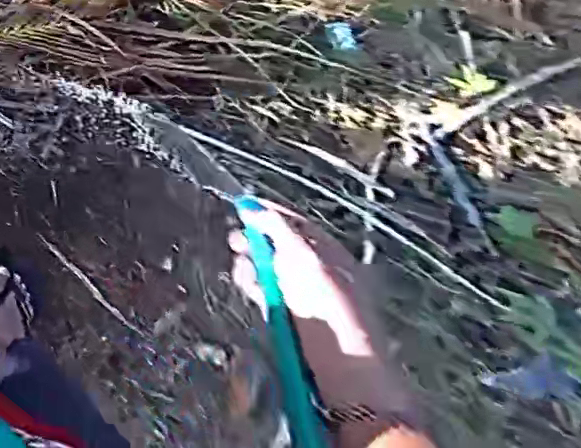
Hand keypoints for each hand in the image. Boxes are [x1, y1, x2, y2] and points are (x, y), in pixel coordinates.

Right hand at [227, 202, 417, 422]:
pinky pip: (262, 289)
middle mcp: (316, 271)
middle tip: (236, 241)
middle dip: (253, 239)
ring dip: (249, 263)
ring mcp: (301, 293)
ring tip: (243, 270)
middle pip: (275, 243)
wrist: (344, 376)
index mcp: (330, 255)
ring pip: (264, 265)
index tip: (240, 204)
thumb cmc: (331, 314)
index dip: (268, 212)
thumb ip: (278, 230)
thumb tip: (250, 205)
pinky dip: (251, 284)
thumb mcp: (307, 263)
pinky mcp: (286, 313)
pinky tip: (247, 287)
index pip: (295, 222)